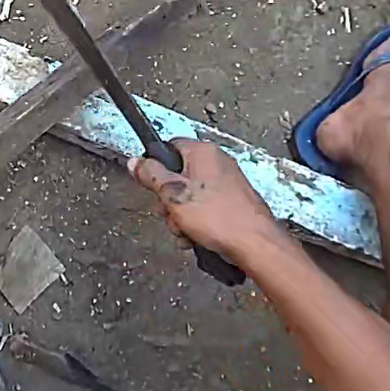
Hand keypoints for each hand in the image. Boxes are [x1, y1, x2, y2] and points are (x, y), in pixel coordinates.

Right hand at [127, 139, 285, 265]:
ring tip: (186, 232)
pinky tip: (197, 238)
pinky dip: (198, 222)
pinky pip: (206, 208)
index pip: (170, 147)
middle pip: (179, 175)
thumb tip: (135, 161)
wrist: (254, 244)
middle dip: (169, 200)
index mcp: (204, 152)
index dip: (157, 167)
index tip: (152, 185)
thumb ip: (151, 175)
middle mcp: (218, 162)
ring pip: (191, 196)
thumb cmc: (218, 216)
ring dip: (182, 216)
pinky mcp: (233, 202)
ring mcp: (227, 183)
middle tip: (171, 214)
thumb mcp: (173, 194)